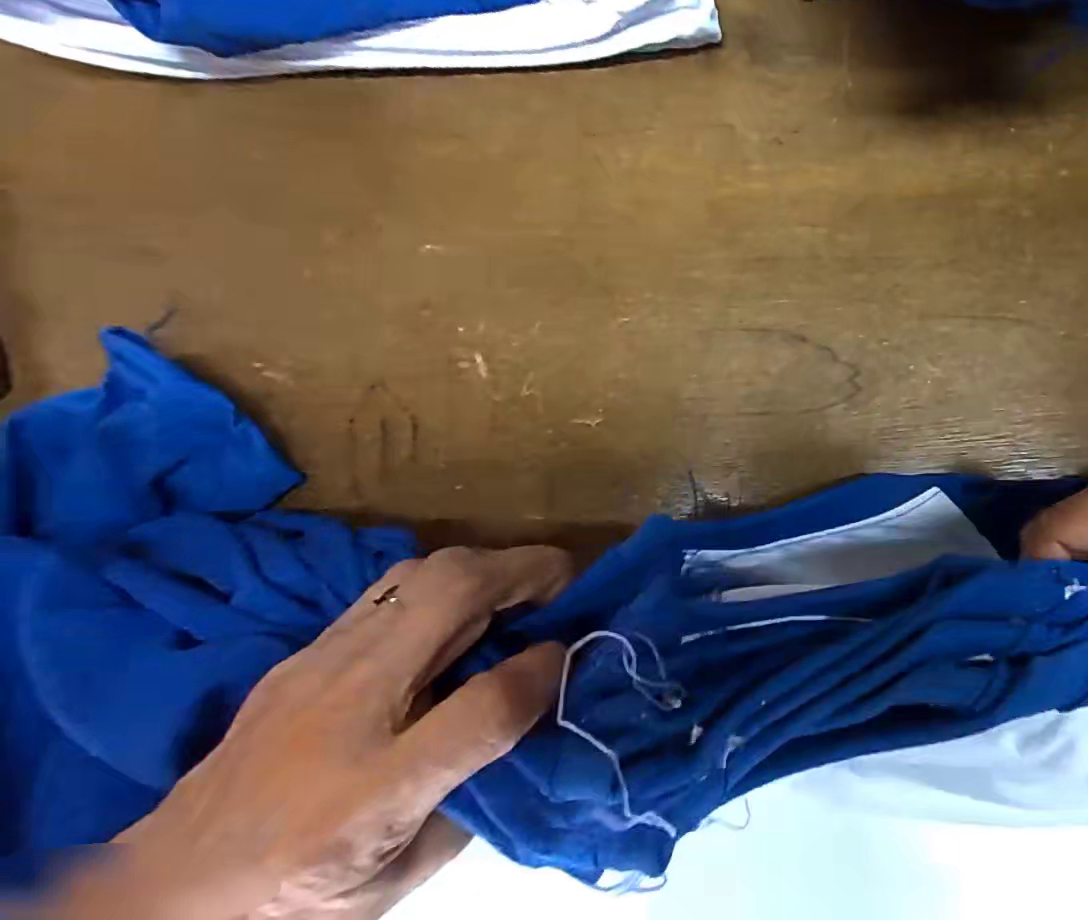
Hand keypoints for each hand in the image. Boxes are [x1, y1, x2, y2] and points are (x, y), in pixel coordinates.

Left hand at [50, 545, 581, 919]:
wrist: (150, 902)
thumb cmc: (294, 895)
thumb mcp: (404, 873)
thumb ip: (483, 793)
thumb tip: (541, 706)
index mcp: (366, 796)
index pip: (483, 708)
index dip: (543, 670)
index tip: (569, 658)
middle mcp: (339, 712)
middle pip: (448, 591)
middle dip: (526, 572)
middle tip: (565, 592)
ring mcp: (313, 669)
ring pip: (420, 573)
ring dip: (488, 568)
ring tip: (519, 595)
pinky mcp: (303, 653)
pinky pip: (392, 589)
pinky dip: (448, 582)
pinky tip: (461, 614)